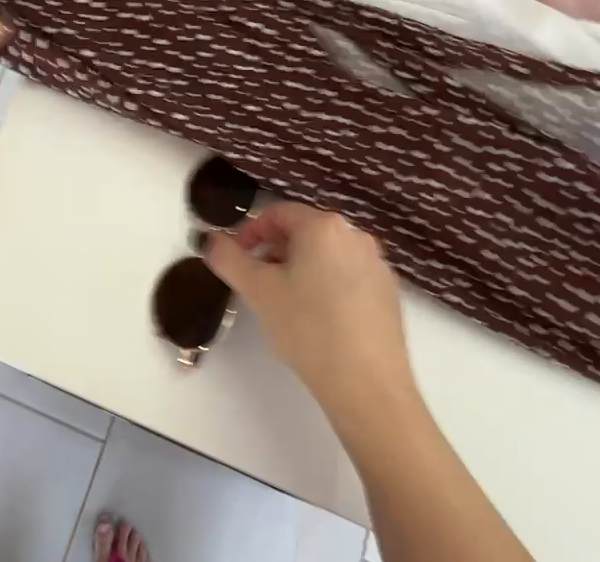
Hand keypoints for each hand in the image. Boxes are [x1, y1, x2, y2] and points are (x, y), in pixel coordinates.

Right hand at [205, 203, 419, 415]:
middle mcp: (354, 235)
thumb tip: (211, 239)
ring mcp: (376, 264)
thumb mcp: (258, 292)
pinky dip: (326, 284)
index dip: (250, 232)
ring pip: (326, 254)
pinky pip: (347, 275)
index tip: (236, 259)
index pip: (277, 213)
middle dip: (274, 251)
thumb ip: (229, 259)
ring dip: (299, 268)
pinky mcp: (388, 292)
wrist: (367, 385)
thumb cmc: (307, 328)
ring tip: (285, 302)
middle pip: (303, 231)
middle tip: (257, 282)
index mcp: (323, 227)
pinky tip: (317, 318)